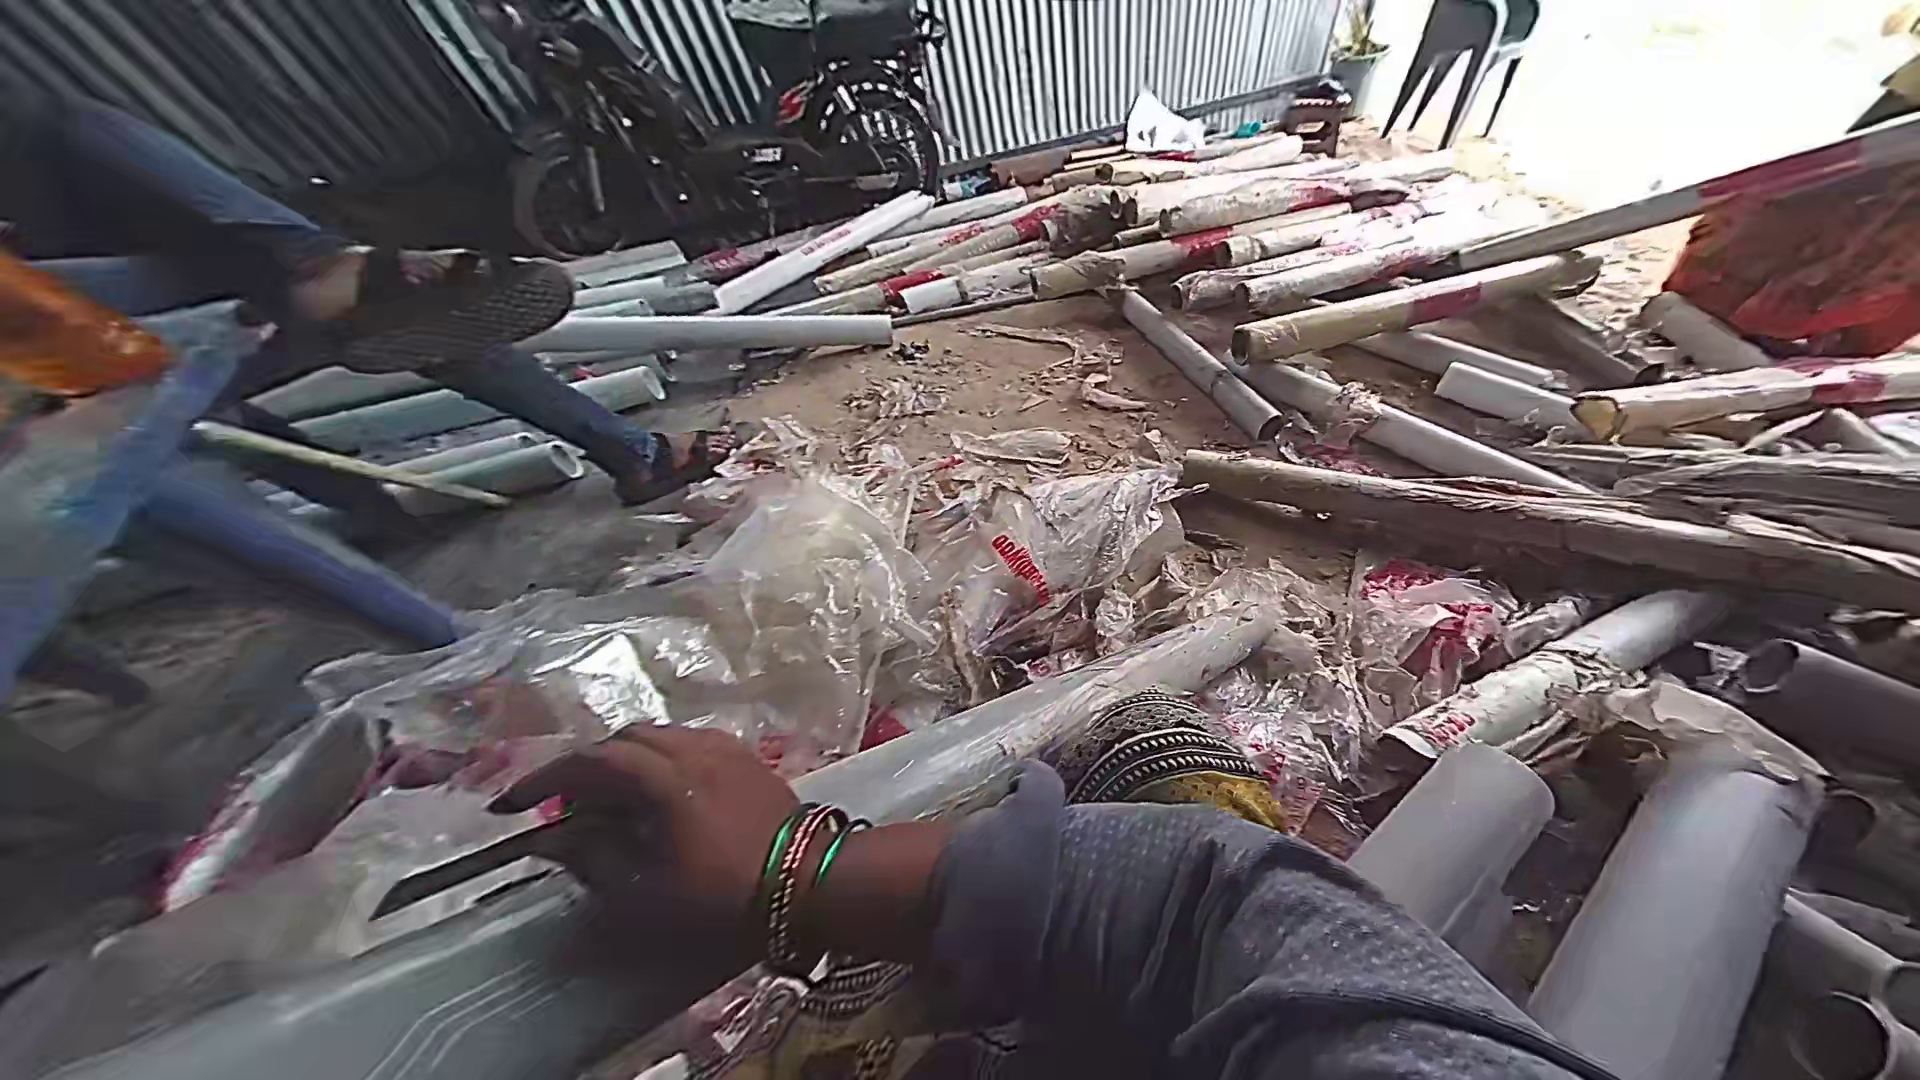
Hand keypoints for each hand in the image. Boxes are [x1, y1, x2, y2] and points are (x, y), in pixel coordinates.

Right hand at [491, 725, 797, 961]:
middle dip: (587, 765)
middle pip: (627, 739)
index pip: (594, 760)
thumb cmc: (721, 890)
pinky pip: (689, 742)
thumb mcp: (645, 889)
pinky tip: (658, 788)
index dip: (546, 778)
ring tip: (609, 798)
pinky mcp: (744, 754)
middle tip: (564, 804)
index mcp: (666, 777)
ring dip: (625, 758)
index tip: (510, 803)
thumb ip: (595, 854)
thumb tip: (556, 835)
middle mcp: (694, 747)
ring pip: (660, 736)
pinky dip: (660, 757)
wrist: (804, 876)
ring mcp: (724, 746)